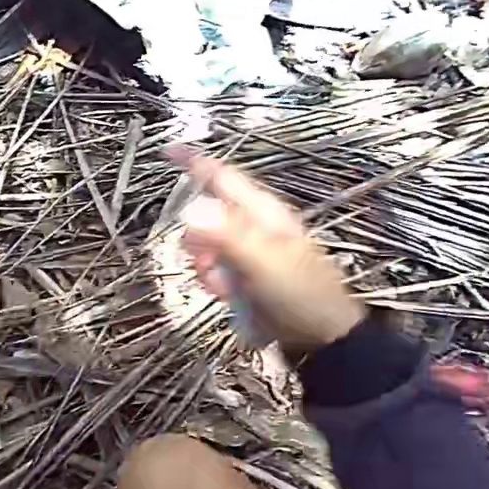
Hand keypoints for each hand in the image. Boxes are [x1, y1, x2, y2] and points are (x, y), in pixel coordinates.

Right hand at [173, 149, 364, 352]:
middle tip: (204, 261)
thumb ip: (227, 234)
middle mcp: (252, 226)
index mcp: (262, 212)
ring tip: (221, 285)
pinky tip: (225, 293)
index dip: (195, 162)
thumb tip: (191, 208)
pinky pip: (214, 268)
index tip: (167, 150)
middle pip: (206, 215)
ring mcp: (248, 251)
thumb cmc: (299, 295)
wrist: (321, 337)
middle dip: (197, 237)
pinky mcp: (244, 275)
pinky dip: (213, 280)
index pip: (222, 177)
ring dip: (205, 264)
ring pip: (206, 245)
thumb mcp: (263, 262)